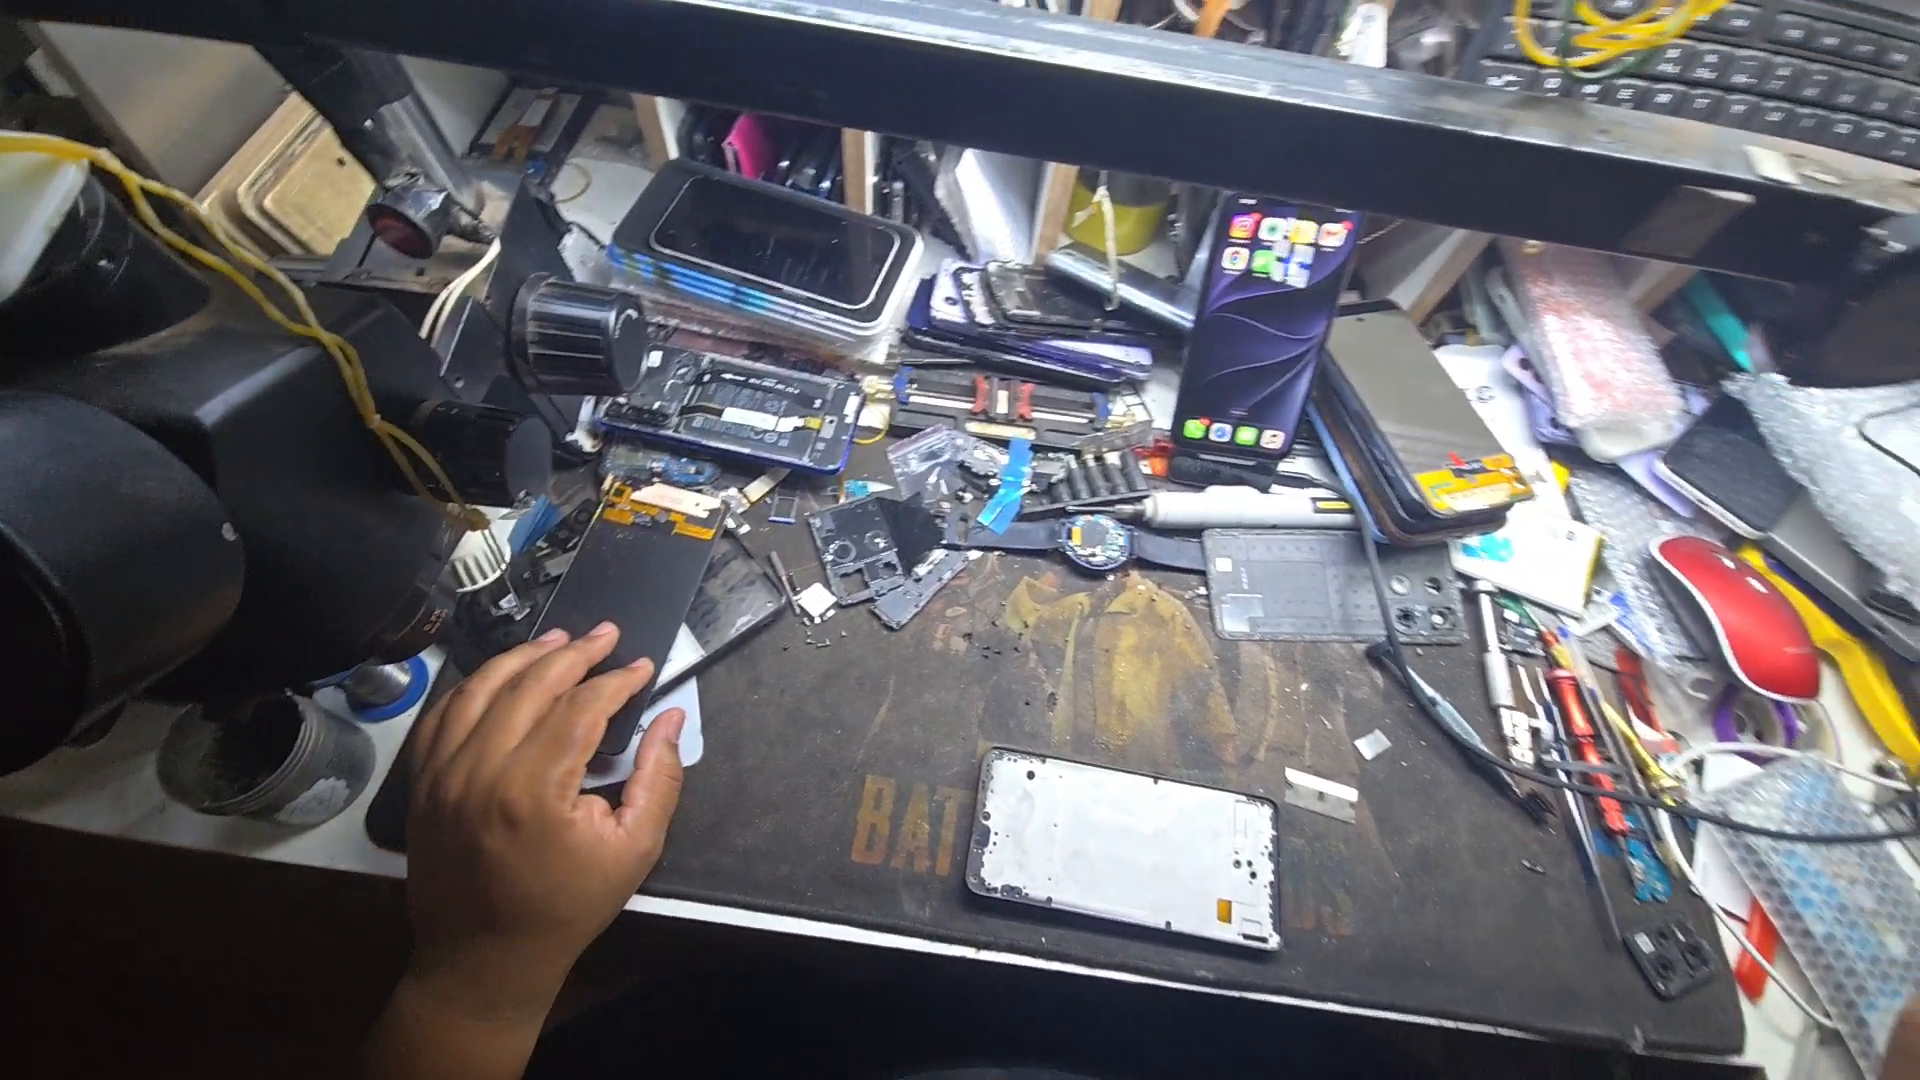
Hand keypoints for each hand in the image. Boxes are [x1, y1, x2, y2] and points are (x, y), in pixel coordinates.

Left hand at [401, 622, 683, 1022]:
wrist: (482, 961)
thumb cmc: (567, 905)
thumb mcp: (636, 848)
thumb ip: (659, 778)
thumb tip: (672, 718)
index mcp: (533, 790)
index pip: (581, 707)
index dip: (617, 680)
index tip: (643, 666)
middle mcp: (479, 771)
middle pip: (530, 684)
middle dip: (576, 652)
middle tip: (608, 633)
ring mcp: (441, 775)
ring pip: (481, 688)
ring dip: (524, 656)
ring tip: (561, 638)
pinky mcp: (422, 784)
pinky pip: (443, 715)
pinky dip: (477, 684)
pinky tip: (504, 673)